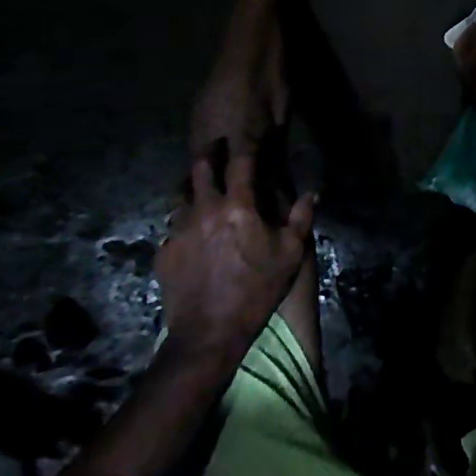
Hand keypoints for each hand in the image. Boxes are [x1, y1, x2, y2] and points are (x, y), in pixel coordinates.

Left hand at [156, 151, 314, 358]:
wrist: (209, 333)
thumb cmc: (256, 291)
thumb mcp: (290, 255)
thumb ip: (301, 219)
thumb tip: (312, 194)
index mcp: (237, 206)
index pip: (240, 163)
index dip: (245, 147)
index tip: (249, 141)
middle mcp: (204, 209)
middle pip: (200, 168)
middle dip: (209, 153)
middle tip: (216, 149)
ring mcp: (179, 230)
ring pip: (180, 195)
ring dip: (192, 187)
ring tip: (200, 189)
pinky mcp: (163, 252)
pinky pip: (172, 228)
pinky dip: (182, 224)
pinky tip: (190, 235)